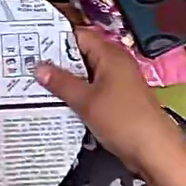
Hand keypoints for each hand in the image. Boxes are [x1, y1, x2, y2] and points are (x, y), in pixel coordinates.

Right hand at [36, 29, 184, 169]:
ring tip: (39, 85)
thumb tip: (40, 67)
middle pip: (82, 54)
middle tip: (31, 67)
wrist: (154, 150)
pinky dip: (78, 94)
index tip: (33, 46)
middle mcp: (116, 64)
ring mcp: (118, 82)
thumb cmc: (123, 120)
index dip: (57, 39)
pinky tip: (60, 103)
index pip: (80, 35)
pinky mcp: (118, 100)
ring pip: (87, 74)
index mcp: (111, 55)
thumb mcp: (86, 101)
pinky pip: (93, 90)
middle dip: (59, 62)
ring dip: (67, 80)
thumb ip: (61, 83)